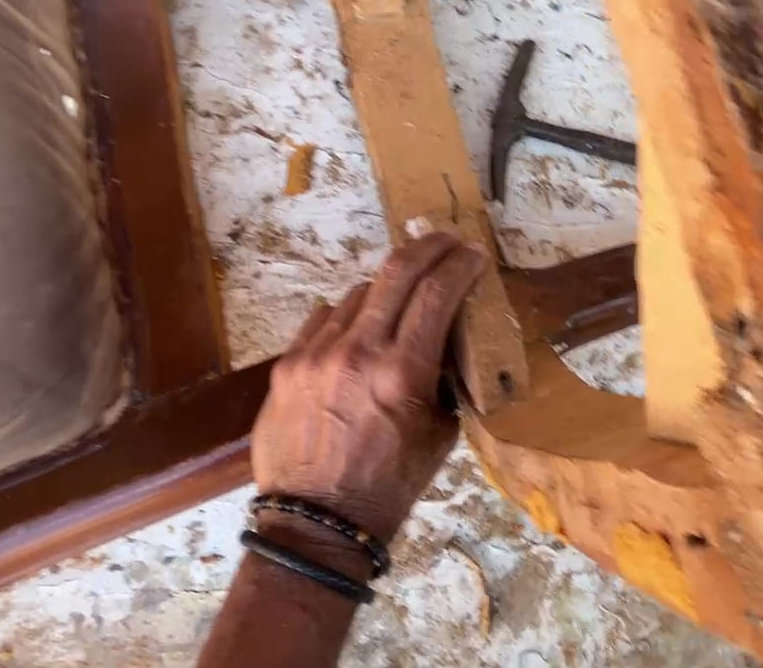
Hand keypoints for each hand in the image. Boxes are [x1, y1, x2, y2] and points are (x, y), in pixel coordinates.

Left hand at [251, 233, 488, 540]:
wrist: (316, 523)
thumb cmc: (392, 481)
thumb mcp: (441, 430)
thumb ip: (444, 374)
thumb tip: (445, 333)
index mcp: (404, 372)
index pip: (438, 292)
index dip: (461, 264)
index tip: (475, 253)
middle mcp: (359, 353)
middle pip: (398, 271)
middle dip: (430, 246)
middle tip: (447, 239)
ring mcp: (316, 355)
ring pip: (359, 292)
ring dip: (389, 287)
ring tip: (403, 297)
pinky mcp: (287, 365)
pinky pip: (325, 318)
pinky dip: (349, 315)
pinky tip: (359, 327)